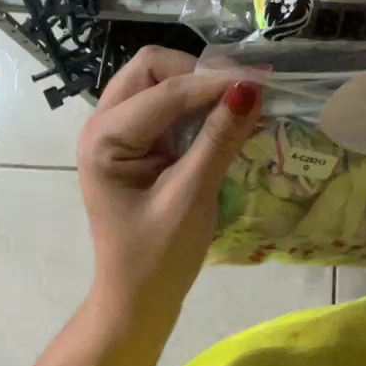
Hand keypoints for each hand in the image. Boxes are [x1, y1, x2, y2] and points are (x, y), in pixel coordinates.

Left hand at [76, 48, 261, 316]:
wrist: (137, 299)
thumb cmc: (159, 256)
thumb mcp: (192, 197)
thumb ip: (219, 139)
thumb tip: (251, 89)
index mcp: (105, 139)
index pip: (167, 90)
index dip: (215, 83)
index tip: (262, 85)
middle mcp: (103, 124)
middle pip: (152, 67)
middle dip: (198, 73)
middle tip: (242, 94)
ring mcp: (116, 130)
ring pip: (158, 78)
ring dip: (197, 85)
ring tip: (236, 104)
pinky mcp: (134, 140)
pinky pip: (164, 101)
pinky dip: (194, 102)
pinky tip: (222, 118)